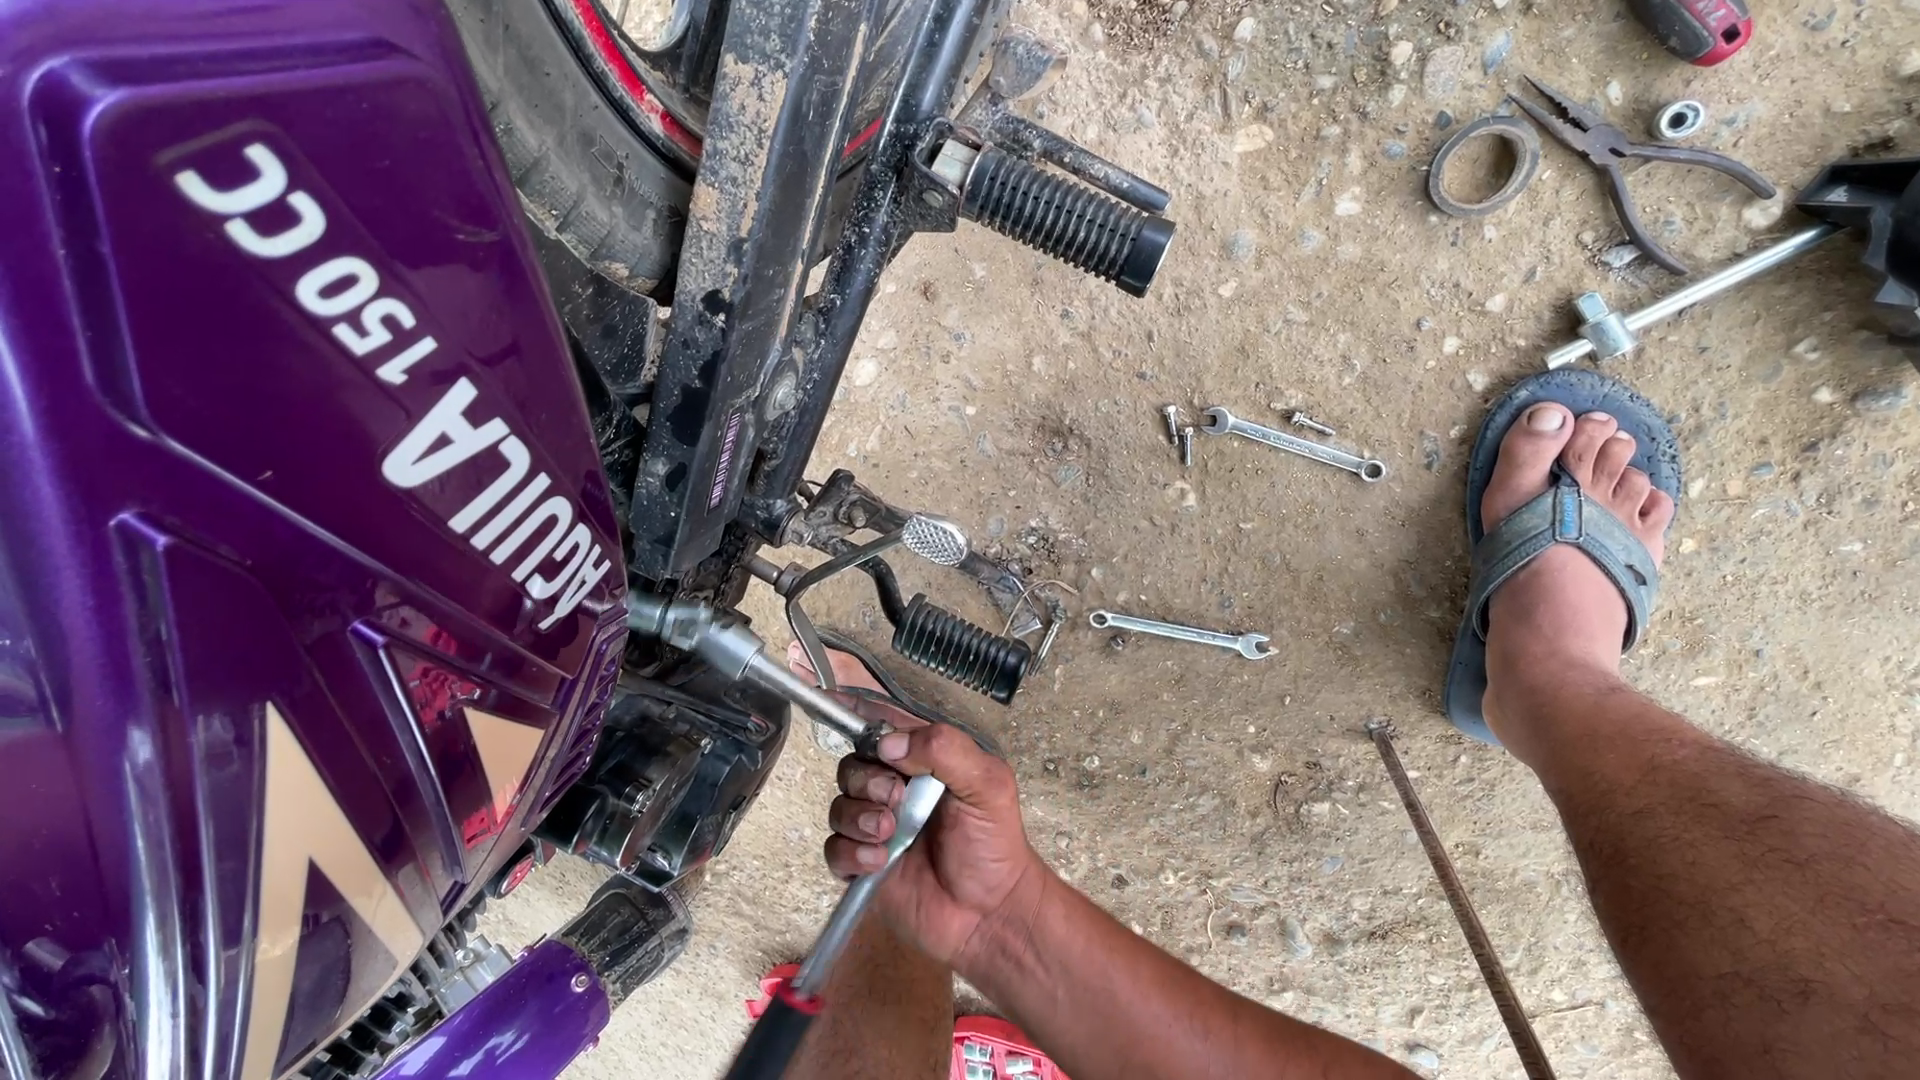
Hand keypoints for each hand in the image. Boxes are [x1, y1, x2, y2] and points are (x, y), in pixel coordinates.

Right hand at [790, 645, 1044, 968]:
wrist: (991, 915)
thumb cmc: (995, 845)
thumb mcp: (987, 784)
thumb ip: (946, 750)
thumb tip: (890, 743)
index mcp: (926, 761)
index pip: (886, 726)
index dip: (856, 711)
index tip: (829, 699)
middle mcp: (897, 788)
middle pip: (854, 764)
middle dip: (867, 779)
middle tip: (896, 799)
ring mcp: (878, 826)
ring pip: (839, 803)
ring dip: (859, 815)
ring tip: (889, 833)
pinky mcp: (863, 863)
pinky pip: (834, 847)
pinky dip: (850, 852)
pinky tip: (878, 861)